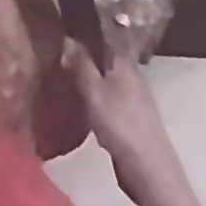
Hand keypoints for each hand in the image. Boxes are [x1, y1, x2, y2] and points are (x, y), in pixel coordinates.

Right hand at [65, 39, 173, 173]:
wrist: (149, 170)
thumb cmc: (119, 123)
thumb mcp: (93, 90)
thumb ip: (81, 64)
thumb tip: (69, 38)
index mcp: (125, 64)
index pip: (104, 39)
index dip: (83, 35)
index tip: (61, 36)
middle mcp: (133, 77)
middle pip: (104, 62)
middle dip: (83, 60)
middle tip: (56, 60)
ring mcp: (134, 100)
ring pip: (105, 83)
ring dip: (88, 83)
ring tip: (63, 82)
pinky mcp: (132, 121)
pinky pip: (108, 102)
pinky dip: (95, 103)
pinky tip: (81, 111)